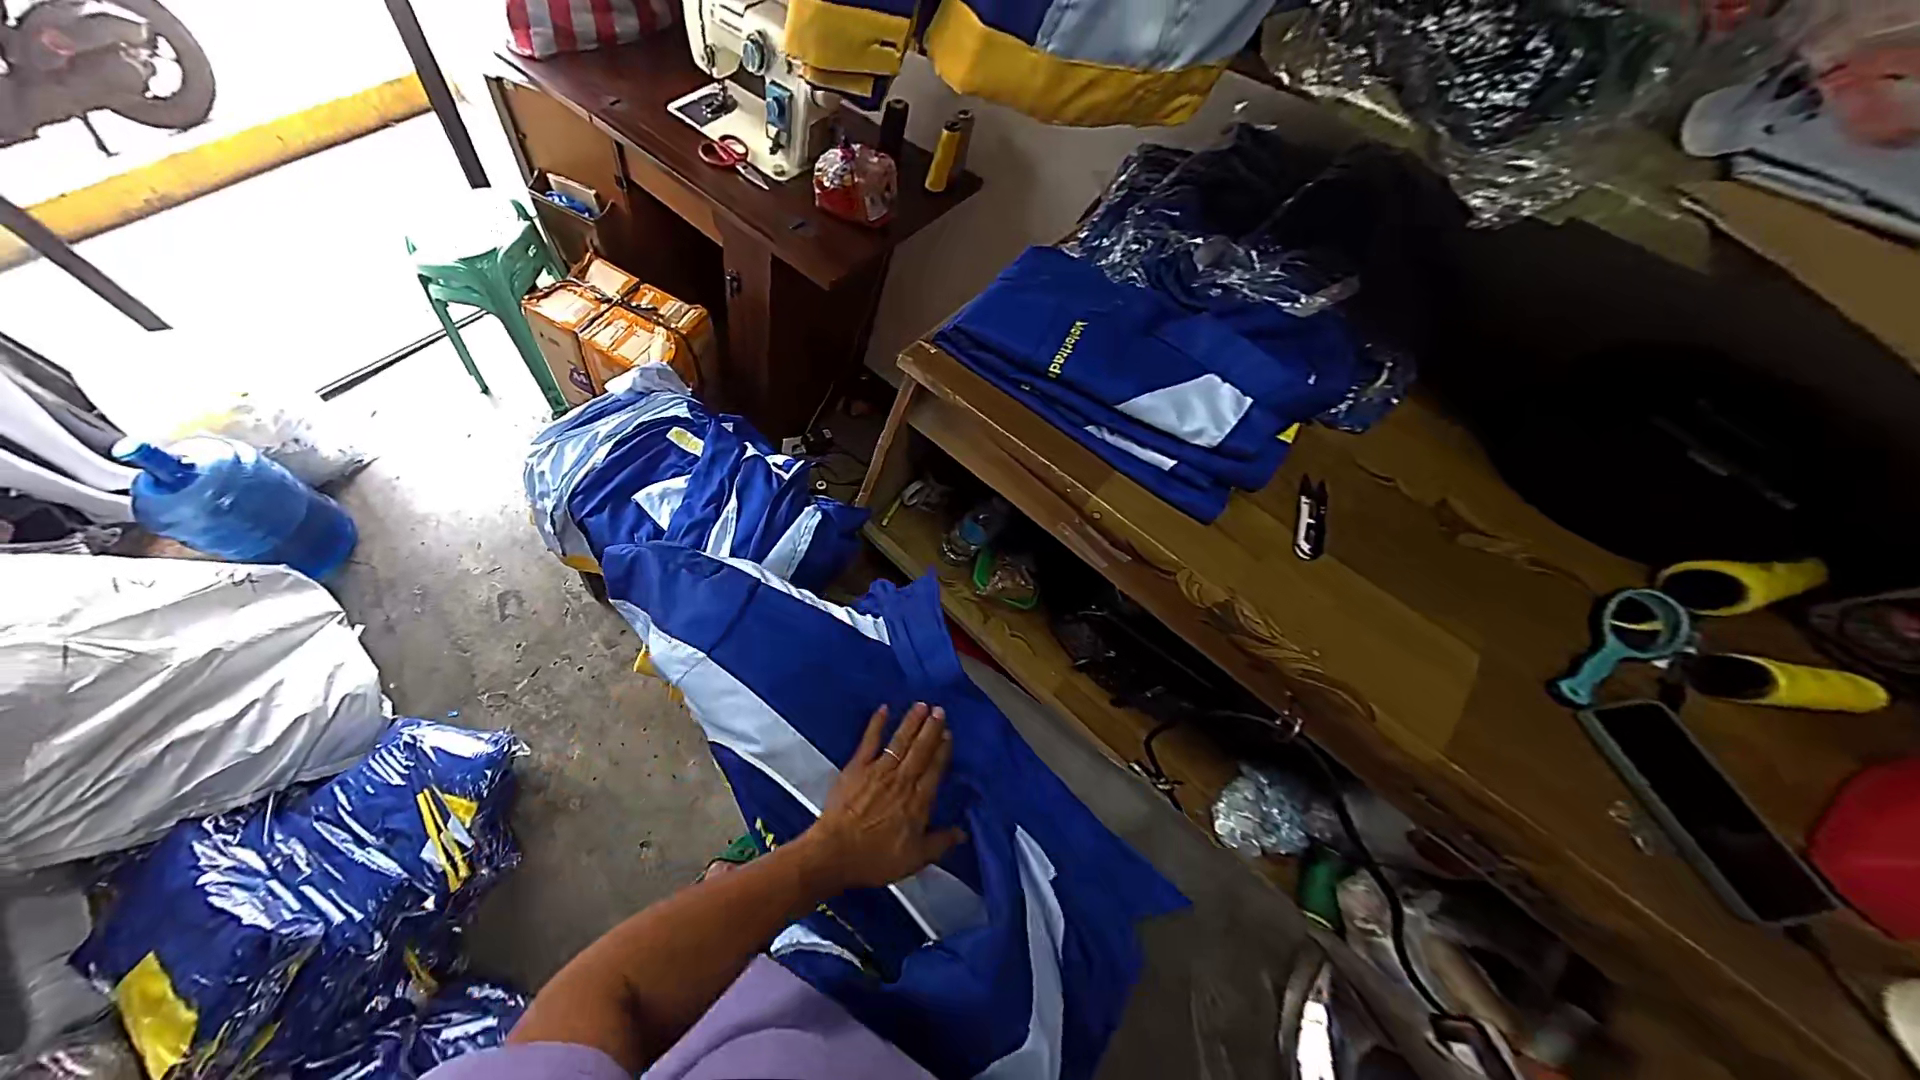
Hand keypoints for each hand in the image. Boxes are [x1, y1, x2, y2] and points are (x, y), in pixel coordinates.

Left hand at [801, 702, 964, 892]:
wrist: (834, 853)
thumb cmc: (875, 859)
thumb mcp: (915, 858)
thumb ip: (940, 842)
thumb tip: (963, 833)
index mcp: (918, 801)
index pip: (935, 770)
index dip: (943, 751)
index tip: (950, 734)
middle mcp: (902, 780)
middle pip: (921, 750)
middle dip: (932, 729)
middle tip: (940, 710)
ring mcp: (879, 771)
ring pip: (900, 741)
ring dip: (911, 722)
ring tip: (922, 705)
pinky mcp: (857, 767)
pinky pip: (870, 741)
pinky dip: (877, 724)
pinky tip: (884, 709)